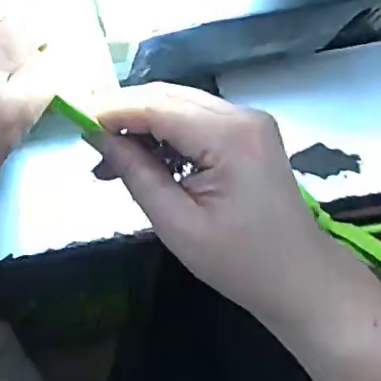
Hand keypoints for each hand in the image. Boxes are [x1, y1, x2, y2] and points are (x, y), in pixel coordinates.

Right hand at [91, 83, 356, 322]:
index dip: (112, 110)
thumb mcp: (177, 224)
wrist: (305, 283)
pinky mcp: (245, 130)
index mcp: (230, 137)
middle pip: (164, 96)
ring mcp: (246, 120)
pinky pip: (191, 117)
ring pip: (175, 104)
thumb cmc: (242, 263)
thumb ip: (135, 172)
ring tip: (109, 159)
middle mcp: (241, 115)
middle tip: (87, 141)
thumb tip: (95, 136)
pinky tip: (141, 159)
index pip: (156, 106)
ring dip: (139, 124)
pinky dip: (161, 132)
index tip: (76, 122)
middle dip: (121, 115)